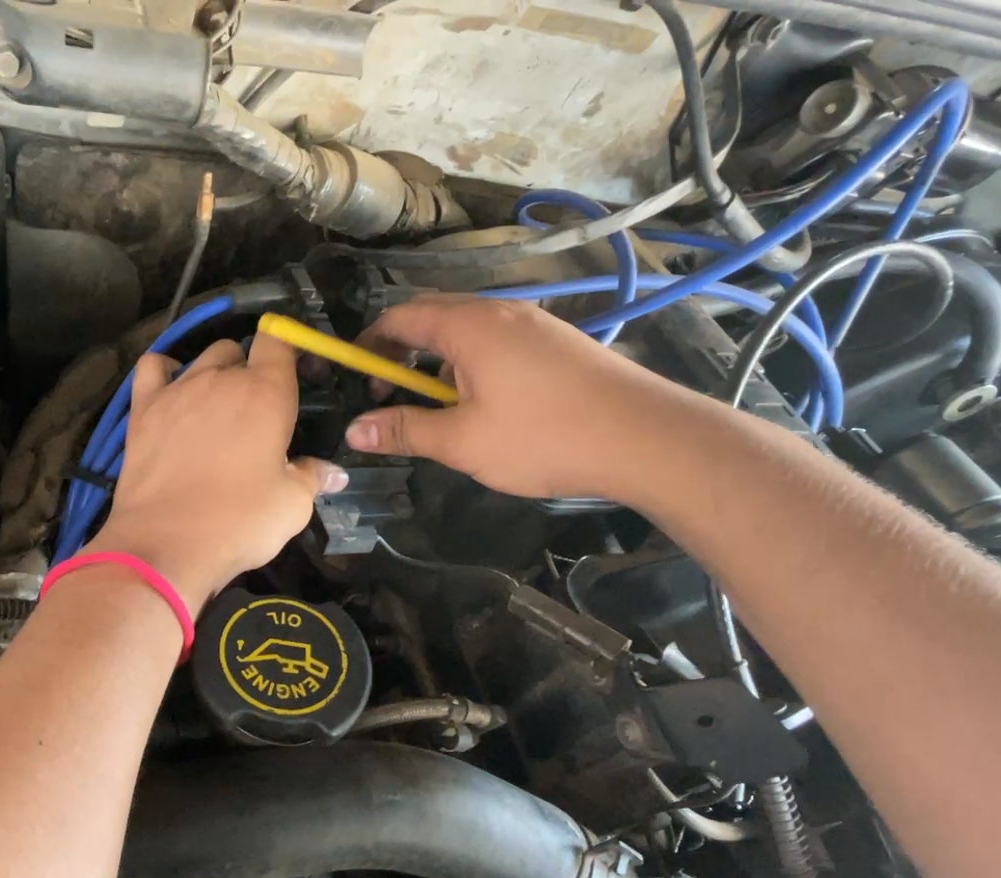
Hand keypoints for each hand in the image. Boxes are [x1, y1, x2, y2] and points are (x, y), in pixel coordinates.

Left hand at [83, 335, 346, 606]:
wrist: (166, 542)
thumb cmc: (239, 522)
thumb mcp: (292, 506)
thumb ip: (311, 478)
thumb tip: (332, 472)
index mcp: (266, 393)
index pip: (279, 342)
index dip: (286, 350)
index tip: (290, 372)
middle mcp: (221, 379)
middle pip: (237, 352)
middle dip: (247, 372)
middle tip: (252, 414)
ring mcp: (178, 390)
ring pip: (200, 359)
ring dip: (212, 374)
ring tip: (214, 409)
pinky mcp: (142, 408)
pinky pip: (152, 367)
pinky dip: (164, 372)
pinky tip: (171, 394)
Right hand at [344, 295, 680, 500]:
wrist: (646, 438)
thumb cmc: (544, 437)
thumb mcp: (462, 442)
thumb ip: (405, 430)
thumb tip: (354, 430)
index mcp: (469, 326)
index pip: (400, 316)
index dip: (369, 343)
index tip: (355, 377)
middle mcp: (500, 312)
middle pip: (432, 317)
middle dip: (400, 352)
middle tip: (387, 395)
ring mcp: (533, 324)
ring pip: (466, 331)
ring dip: (436, 361)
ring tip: (434, 407)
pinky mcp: (555, 343)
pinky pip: (495, 342)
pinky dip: (469, 364)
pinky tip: (482, 405)